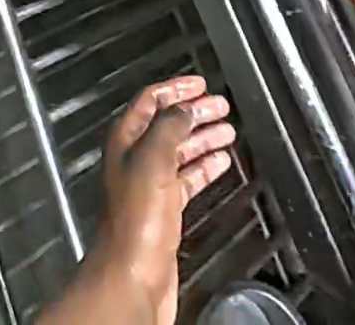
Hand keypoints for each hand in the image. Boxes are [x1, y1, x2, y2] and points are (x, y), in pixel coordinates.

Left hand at [98, 76, 235, 322]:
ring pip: (180, 149)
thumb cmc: (137, 217)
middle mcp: (136, 156)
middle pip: (168, 123)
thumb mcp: (153, 160)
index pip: (150, 100)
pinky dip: (205, 166)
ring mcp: (150, 181)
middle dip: (194, 111)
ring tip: (228, 128)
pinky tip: (221, 161)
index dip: (175, 88)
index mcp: (126, 138)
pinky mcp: (165, 207)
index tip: (199, 82)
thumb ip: (168, 128)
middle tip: (220, 104)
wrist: (134, 272)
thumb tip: (184, 106)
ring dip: (203, 136)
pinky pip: (188, 176)